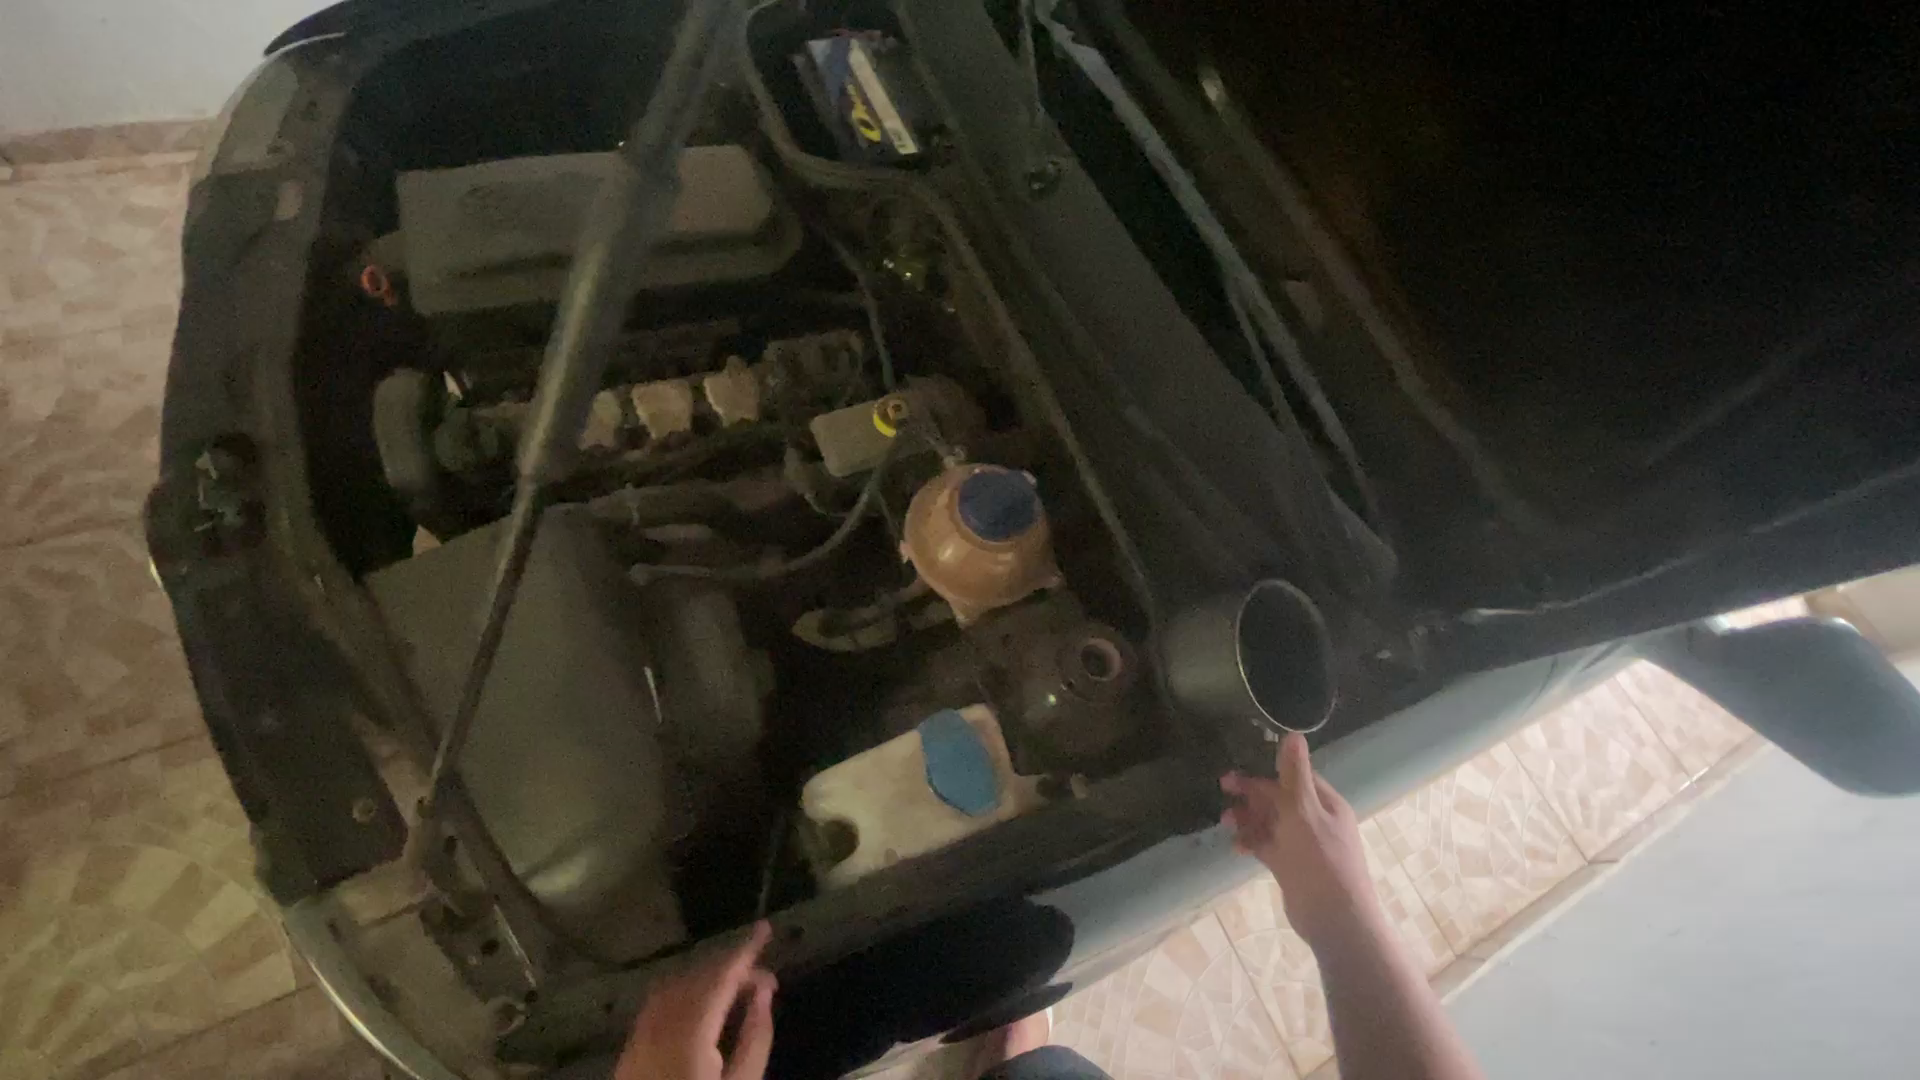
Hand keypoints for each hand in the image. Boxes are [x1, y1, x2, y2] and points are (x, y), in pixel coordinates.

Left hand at [614, 921, 777, 1079]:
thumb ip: (755, 1039)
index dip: (745, 949)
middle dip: (731, 967)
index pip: (721, 975)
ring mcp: (639, 1041)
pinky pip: (657, 1006)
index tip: (766, 929)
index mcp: (690, 1033)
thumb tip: (763, 993)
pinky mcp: (629, 1056)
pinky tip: (701, 1009)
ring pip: (674, 987)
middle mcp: (659, 1027)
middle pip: (697, 977)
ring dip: (706, 979)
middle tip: (764, 979)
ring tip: (737, 990)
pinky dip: (684, 994)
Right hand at [1220, 733, 1377, 946]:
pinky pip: (1267, 845)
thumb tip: (1294, 733)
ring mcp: (1303, 845)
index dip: (1265, 772)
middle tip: (1223, 789)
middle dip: (1251, 794)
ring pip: (1270, 822)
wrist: (1334, 919)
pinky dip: (1252, 842)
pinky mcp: (1291, 866)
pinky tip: (1237, 846)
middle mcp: (1316, 821)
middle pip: (1279, 798)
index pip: (1293, 777)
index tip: (1240, 770)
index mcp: (1325, 804)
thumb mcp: (1304, 811)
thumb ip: (1294, 774)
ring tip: (1226, 822)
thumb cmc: (1320, 859)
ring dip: (1248, 818)